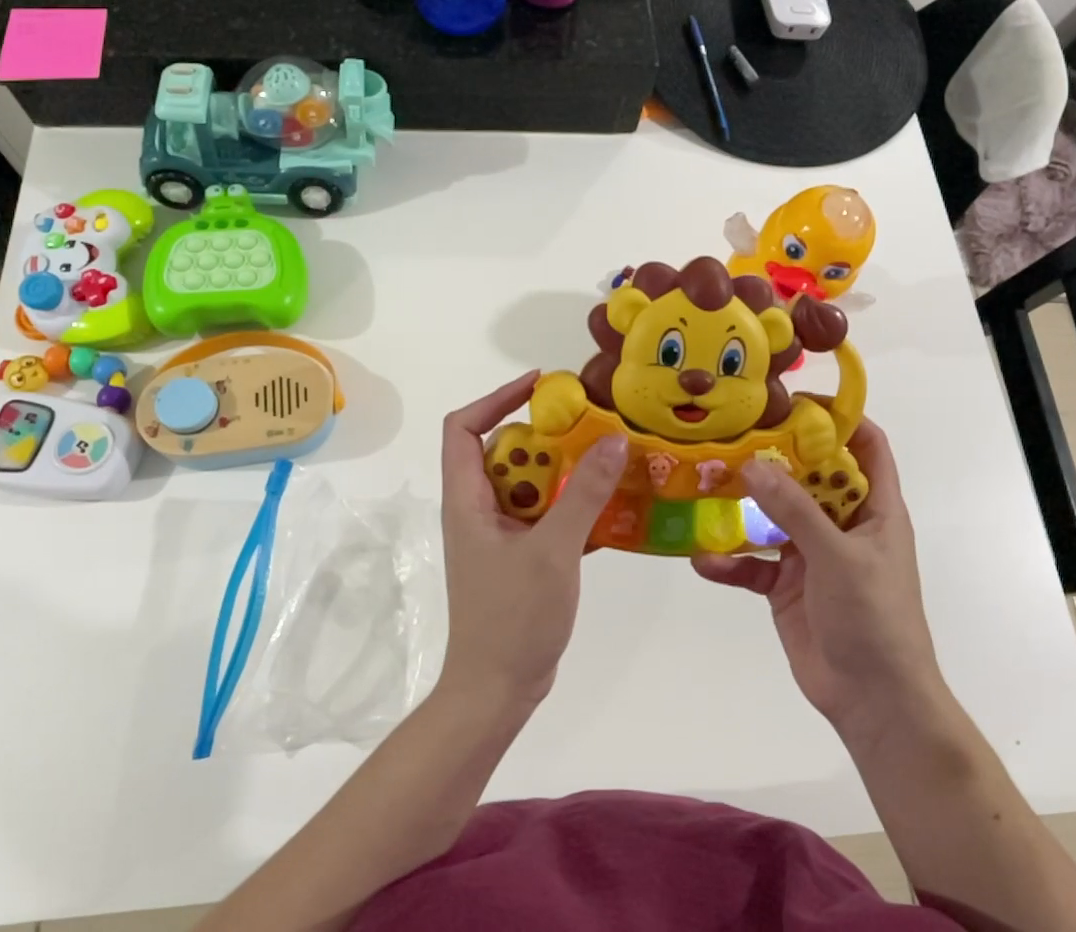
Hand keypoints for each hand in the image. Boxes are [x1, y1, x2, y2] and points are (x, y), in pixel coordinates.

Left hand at [437, 372, 627, 705]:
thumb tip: (614, 438)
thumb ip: (585, 495)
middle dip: (547, 437)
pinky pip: (546, 517)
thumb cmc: (513, 617)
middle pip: (505, 453)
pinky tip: (614, 509)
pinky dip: (574, 508)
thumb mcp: (553, 551)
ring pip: (530, 486)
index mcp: (466, 500)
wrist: (498, 688)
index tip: (542, 387)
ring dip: (568, 473)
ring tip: (612, 461)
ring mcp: (499, 536)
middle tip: (594, 427)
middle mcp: (477, 510)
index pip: (462, 428)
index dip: (496, 398)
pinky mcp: (520, 558)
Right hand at [692, 420, 941, 739]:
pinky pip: (752, 564)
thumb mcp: (836, 556)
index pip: (865, 447)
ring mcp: (812, 555)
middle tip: (728, 436)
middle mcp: (842, 525)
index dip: (838, 419)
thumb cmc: (873, 617)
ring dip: (741, 508)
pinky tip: (704, 560)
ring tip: (702, 487)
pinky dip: (730, 562)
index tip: (792, 401)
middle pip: (807, 476)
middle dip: (772, 458)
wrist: (872, 697)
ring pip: (773, 517)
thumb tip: (753, 463)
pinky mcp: (785, 586)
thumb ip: (793, 510)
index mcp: (874, 509)